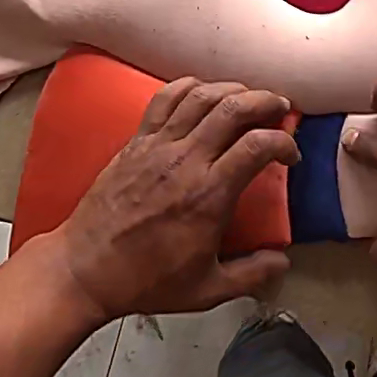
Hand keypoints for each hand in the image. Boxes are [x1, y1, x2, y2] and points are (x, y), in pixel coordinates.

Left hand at [56, 79, 300, 320]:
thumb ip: (252, 275)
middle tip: (280, 108)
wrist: (85, 269)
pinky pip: (164, 99)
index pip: (257, 146)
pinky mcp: (136, 141)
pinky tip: (203, 90)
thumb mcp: (208, 290)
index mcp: (209, 195)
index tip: (290, 156)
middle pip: (233, 108)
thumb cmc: (147, 280)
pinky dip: (188, 86)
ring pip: (200, 96)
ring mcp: (157, 146)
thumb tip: (283, 262)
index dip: (283, 142)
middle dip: (265, 101)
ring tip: (249, 95)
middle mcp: (185, 161)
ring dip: (232, 88)